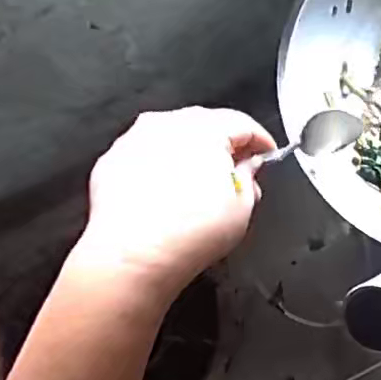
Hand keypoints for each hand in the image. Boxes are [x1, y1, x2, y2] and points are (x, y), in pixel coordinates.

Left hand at [74, 107, 275, 301]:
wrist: (134, 255)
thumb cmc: (187, 233)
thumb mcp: (243, 207)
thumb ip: (250, 176)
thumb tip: (248, 169)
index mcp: (205, 129)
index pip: (243, 123)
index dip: (261, 140)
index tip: (266, 153)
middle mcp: (167, 125)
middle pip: (207, 126)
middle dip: (225, 148)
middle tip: (238, 176)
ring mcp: (136, 140)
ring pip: (175, 139)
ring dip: (192, 158)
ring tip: (203, 193)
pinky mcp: (114, 160)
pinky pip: (148, 157)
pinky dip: (163, 170)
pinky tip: (172, 199)